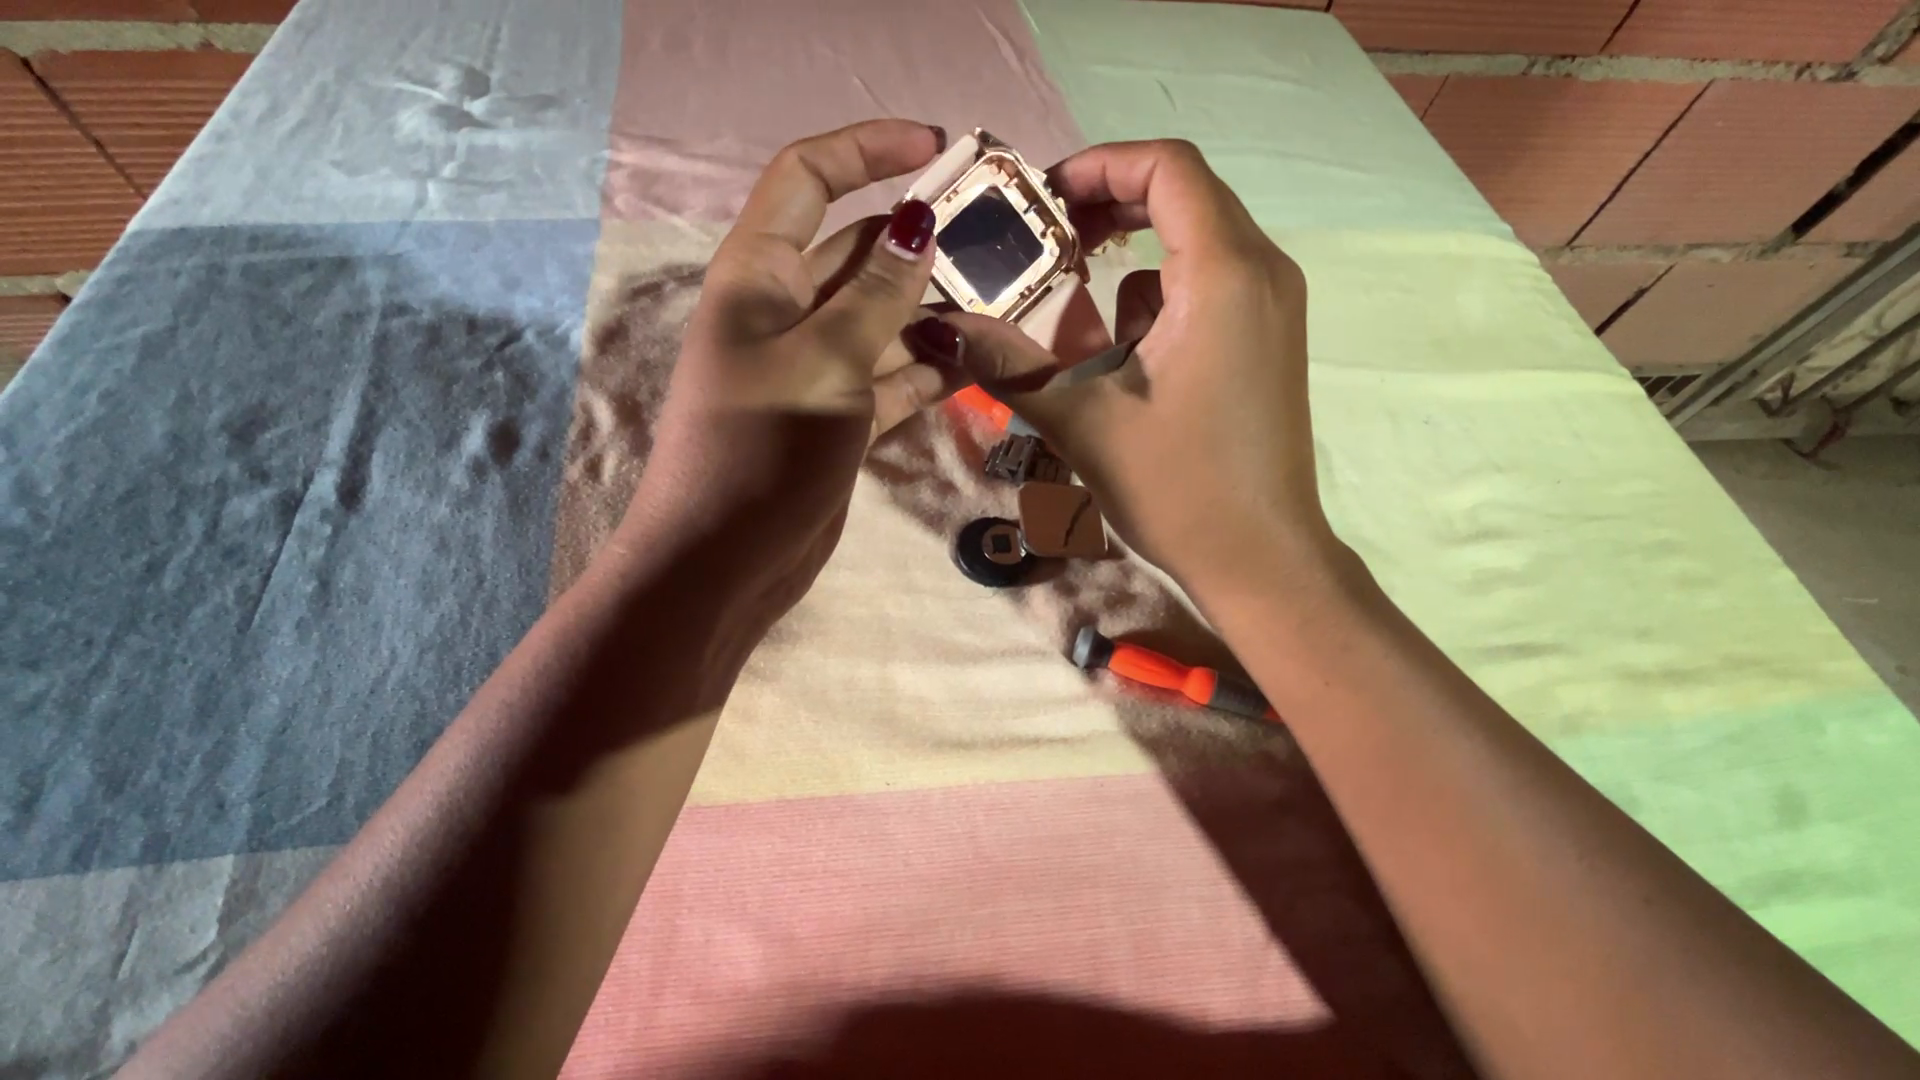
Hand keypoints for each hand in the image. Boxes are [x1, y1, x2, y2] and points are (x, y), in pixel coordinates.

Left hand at [616, 119, 967, 634]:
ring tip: (1005, 302)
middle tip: (1000, 241)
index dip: (868, 150)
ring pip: (884, 316)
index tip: (938, 148)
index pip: (808, 180)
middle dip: (922, 239)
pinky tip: (980, 360)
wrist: (724, 562)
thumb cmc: (760, 450)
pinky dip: (931, 367)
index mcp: (758, 274)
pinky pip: (894, 374)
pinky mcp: (840, 417)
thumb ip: (875, 295)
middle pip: (858, 249)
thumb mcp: (822, 362)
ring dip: (936, 308)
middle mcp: (785, 310)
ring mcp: (815, 367)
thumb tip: (919, 226)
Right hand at [941, 140, 1332, 601]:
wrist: (1260, 559)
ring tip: (1077, 324)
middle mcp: (1262, 272)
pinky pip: (1207, 288)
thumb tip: (934, 327)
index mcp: (1223, 275)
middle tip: (1046, 242)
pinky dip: (1158, 304)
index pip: (1167, 167)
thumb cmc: (1176, 488)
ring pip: (1192, 246)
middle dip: (1108, 210)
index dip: (1099, 164)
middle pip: (1183, 197)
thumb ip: (1007, 362)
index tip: (1043, 199)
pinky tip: (1125, 362)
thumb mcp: (1081, 419)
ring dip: (1129, 267)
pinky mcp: (1268, 338)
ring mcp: (1273, 306)